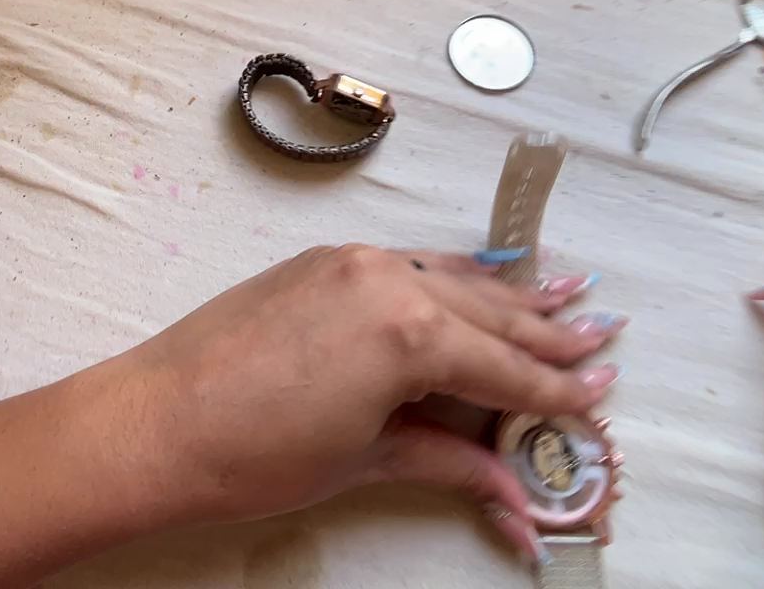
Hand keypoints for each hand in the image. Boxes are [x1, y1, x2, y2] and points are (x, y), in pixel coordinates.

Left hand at [99, 245, 621, 564]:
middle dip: (544, 333)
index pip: (504, 367)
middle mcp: (390, 279)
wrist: (159, 416)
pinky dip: (447, 275)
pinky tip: (475, 276)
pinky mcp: (323, 259)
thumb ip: (448, 462)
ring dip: (503, 294)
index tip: (603, 390)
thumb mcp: (365, 459)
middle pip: (487, 313)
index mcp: (410, 332)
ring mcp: (352, 260)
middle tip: (601, 335)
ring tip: (562, 293)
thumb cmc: (259, 454)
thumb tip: (519, 504)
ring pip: (449, 278)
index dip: (557, 388)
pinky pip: (405, 263)